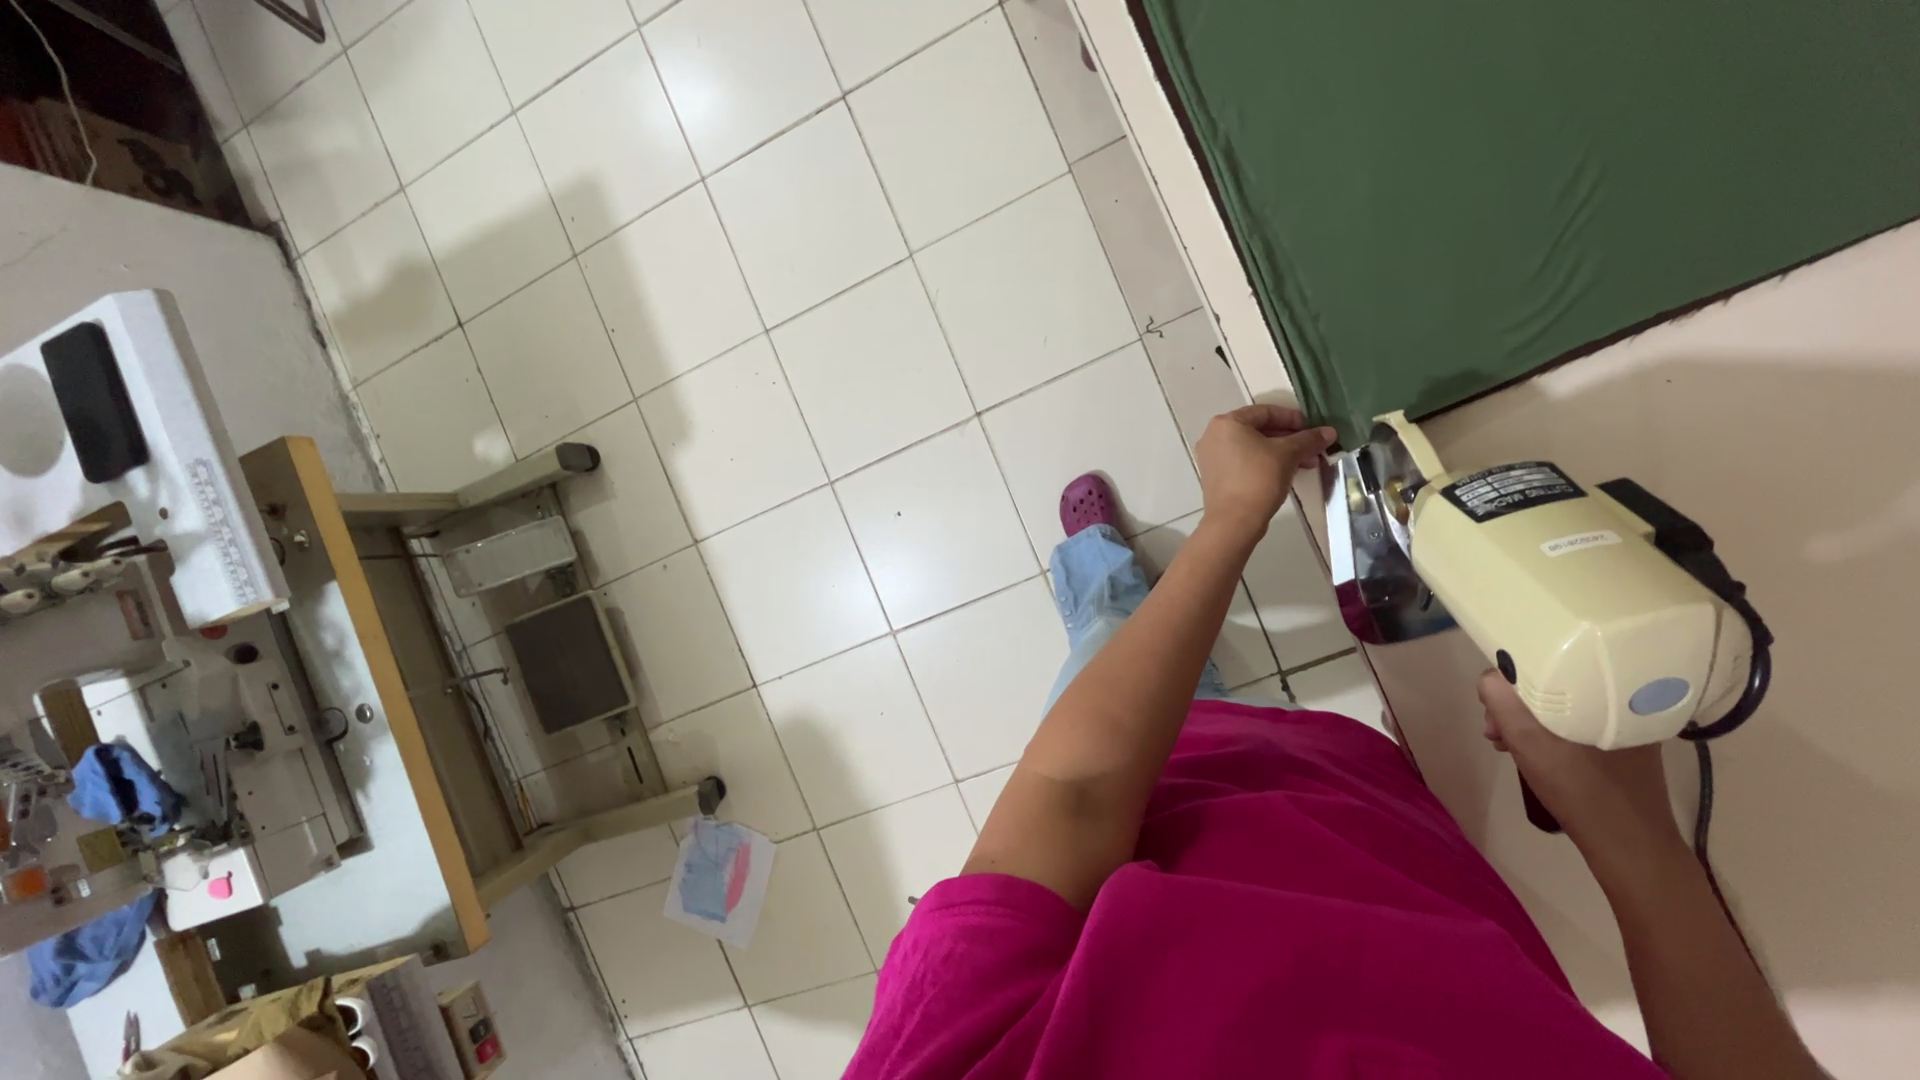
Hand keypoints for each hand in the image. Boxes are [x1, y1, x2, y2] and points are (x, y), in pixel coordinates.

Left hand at [1194, 405, 1335, 539]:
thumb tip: (1330, 432)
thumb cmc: (1259, 478)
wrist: (1234, 521)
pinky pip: (1244, 461)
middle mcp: (1214, 436)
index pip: (1265, 411)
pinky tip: (1287, 473)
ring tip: (1307, 463)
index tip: (1312, 429)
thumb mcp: (1287, 454)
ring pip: (1253, 447)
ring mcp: (1212, 457)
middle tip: (1313, 448)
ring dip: (1281, 452)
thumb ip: (1309, 439)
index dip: (1292, 418)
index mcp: (1227, 423)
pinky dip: (1265, 463)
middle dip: (1290, 438)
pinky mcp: (1216, 476)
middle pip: (1259, 429)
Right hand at [1478, 671, 1684, 865]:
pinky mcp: (1625, 750)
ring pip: (1563, 710)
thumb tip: (1489, 678)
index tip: (1495, 714)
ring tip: (1511, 749)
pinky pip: (1578, 728)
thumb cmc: (1578, 791)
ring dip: (1529, 724)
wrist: (1629, 847)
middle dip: (1516, 708)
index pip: (1548, 667)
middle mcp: (1622, 703)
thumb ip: (1503, 703)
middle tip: (1499, 736)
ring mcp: (1626, 729)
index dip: (1510, 685)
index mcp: (1608, 692)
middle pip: (1553, 689)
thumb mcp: (1529, 743)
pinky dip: (1552, 737)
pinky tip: (1539, 758)